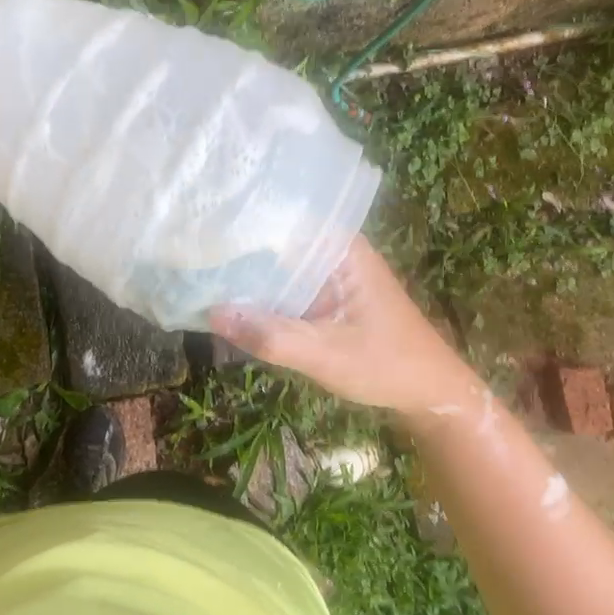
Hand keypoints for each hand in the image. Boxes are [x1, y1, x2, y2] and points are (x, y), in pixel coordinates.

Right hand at [209, 236, 481, 420]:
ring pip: (272, 268)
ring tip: (189, 271)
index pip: (281, 218)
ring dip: (240, 275)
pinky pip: (280, 290)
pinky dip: (255, 297)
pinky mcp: (321, 299)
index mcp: (340, 249)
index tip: (197, 224)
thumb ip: (271, 336)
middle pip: (271, 241)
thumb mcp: (326, 355)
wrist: (431, 396)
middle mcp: (330, 253)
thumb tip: (212, 313)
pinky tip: (221, 301)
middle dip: (231, 249)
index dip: (240, 219)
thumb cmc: (388, 367)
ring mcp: (325, 276)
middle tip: (181, 251)